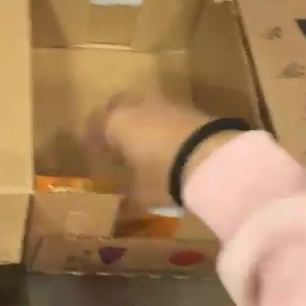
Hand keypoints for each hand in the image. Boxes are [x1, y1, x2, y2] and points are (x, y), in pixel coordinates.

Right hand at [88, 93, 241, 207]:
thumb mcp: (139, 192)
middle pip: (117, 107)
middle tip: (117, 144)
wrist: (212, 158)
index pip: (94, 127)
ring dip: (141, 122)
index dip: (93, 141)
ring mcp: (165, 103)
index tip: (95, 155)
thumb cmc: (162, 175)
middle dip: (115, 123)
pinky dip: (163, 126)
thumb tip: (122, 202)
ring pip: (144, 107)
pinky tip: (168, 144)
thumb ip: (127, 193)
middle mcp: (136, 105)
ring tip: (145, 145)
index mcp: (115, 122)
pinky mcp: (190, 107)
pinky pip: (167, 114)